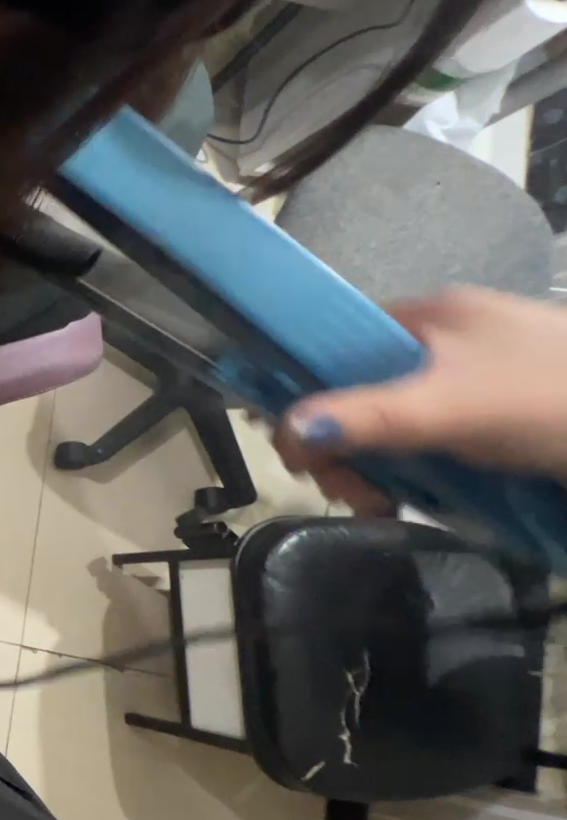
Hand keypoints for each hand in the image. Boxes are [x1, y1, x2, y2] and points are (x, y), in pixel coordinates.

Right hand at [276, 287, 566, 508]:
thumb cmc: (563, 401)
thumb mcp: (453, 409)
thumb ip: (363, 417)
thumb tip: (281, 432)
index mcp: (428, 317)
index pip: (326, 346)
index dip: (296, 393)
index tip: (293, 444)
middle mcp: (442, 341)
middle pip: (348, 392)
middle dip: (334, 446)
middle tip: (346, 490)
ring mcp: (468, 380)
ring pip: (380, 422)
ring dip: (365, 466)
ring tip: (379, 501)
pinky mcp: (491, 416)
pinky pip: (417, 440)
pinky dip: (403, 470)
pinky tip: (408, 495)